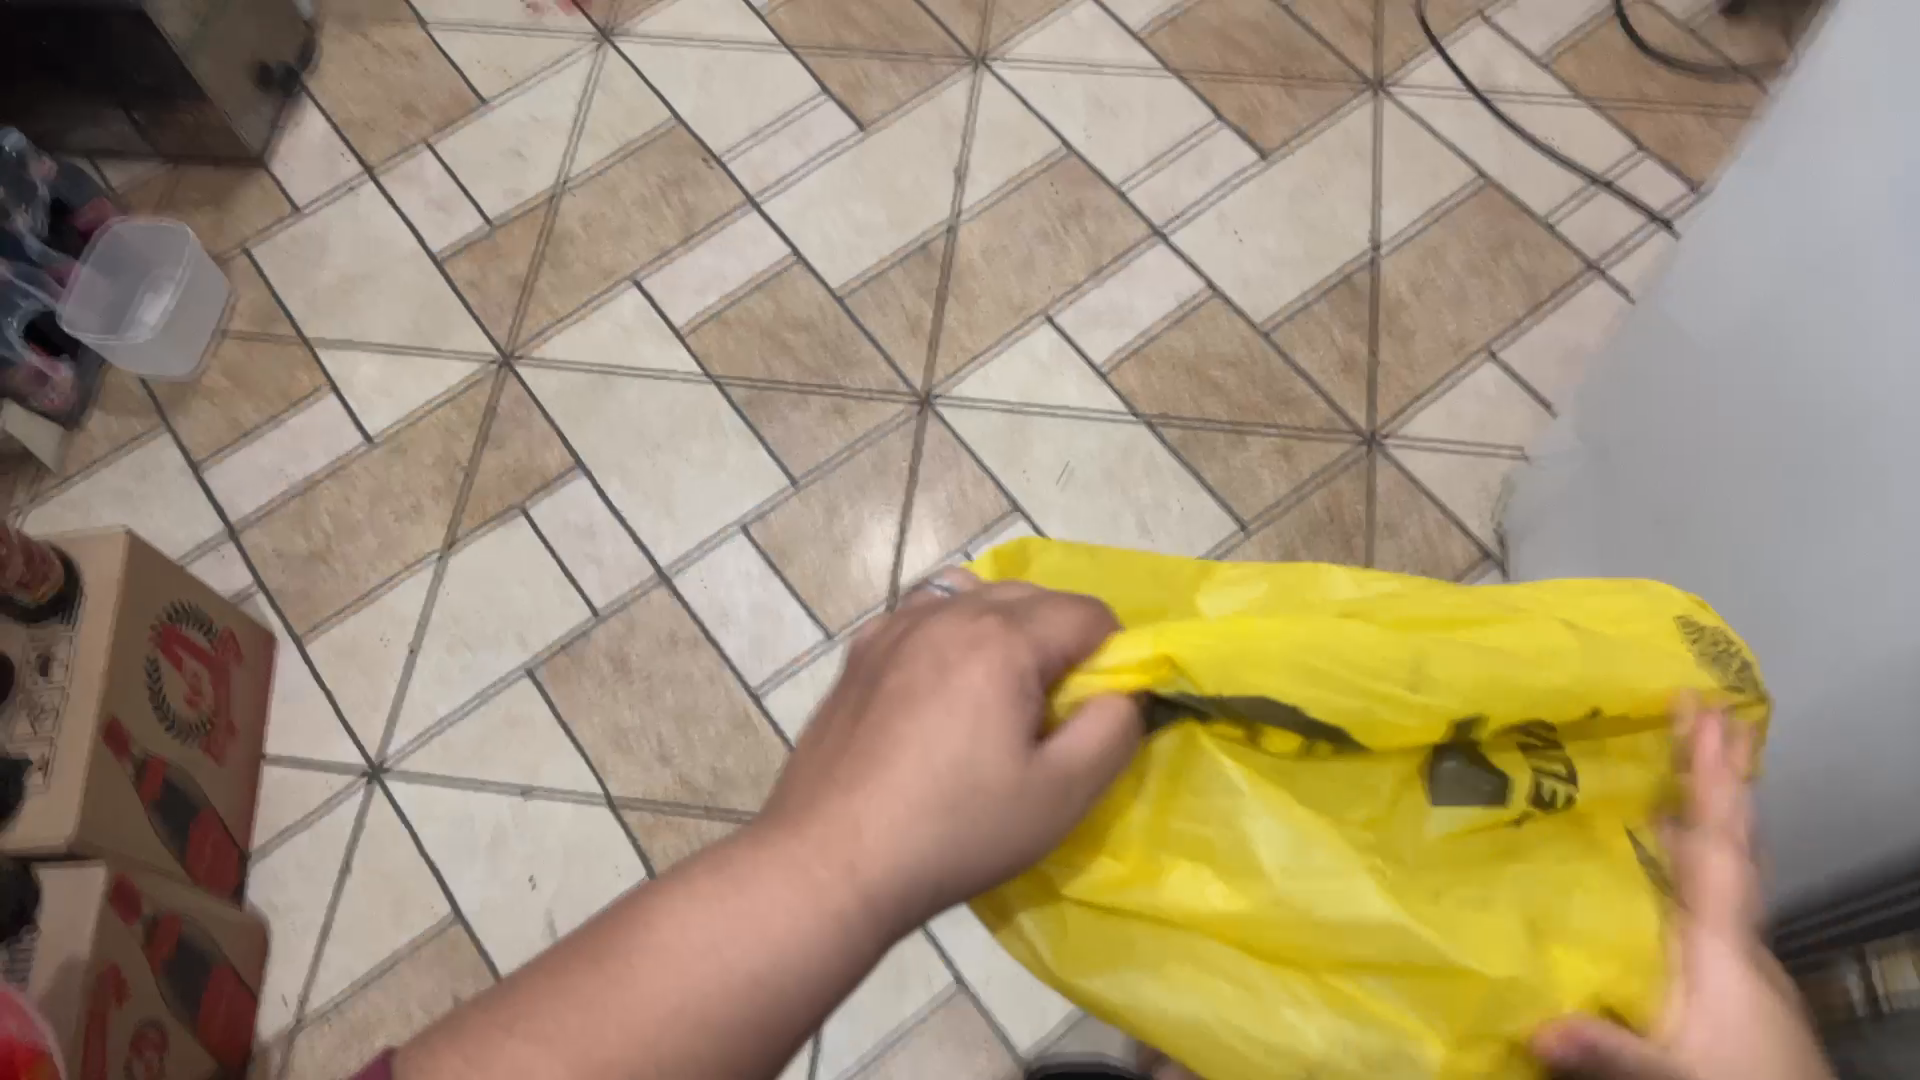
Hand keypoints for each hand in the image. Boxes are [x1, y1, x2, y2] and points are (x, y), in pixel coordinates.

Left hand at [762, 568, 1142, 933]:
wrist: (829, 859)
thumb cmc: (954, 830)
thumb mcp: (1061, 795)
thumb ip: (1113, 729)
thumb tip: (1123, 692)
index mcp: (1001, 638)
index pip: (1087, 613)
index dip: (1110, 658)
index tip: (1091, 712)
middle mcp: (946, 612)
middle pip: (1031, 597)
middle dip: (1058, 640)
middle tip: (1045, 712)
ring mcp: (894, 625)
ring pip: (974, 597)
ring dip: (1003, 630)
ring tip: (993, 693)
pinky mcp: (860, 651)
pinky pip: (923, 617)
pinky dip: (949, 635)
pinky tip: (936, 689)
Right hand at [1531, 700, 1833, 1079]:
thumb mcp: (1672, 1073)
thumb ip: (1611, 1046)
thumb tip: (1533, 1025)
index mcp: (1723, 939)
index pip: (1719, 847)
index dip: (1713, 781)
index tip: (1709, 719)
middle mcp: (1739, 930)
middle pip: (1733, 838)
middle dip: (1722, 773)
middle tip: (1709, 709)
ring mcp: (1740, 946)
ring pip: (1728, 858)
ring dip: (1712, 802)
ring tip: (1689, 754)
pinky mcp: (1730, 964)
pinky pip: (1712, 880)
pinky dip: (1698, 841)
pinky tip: (1669, 838)